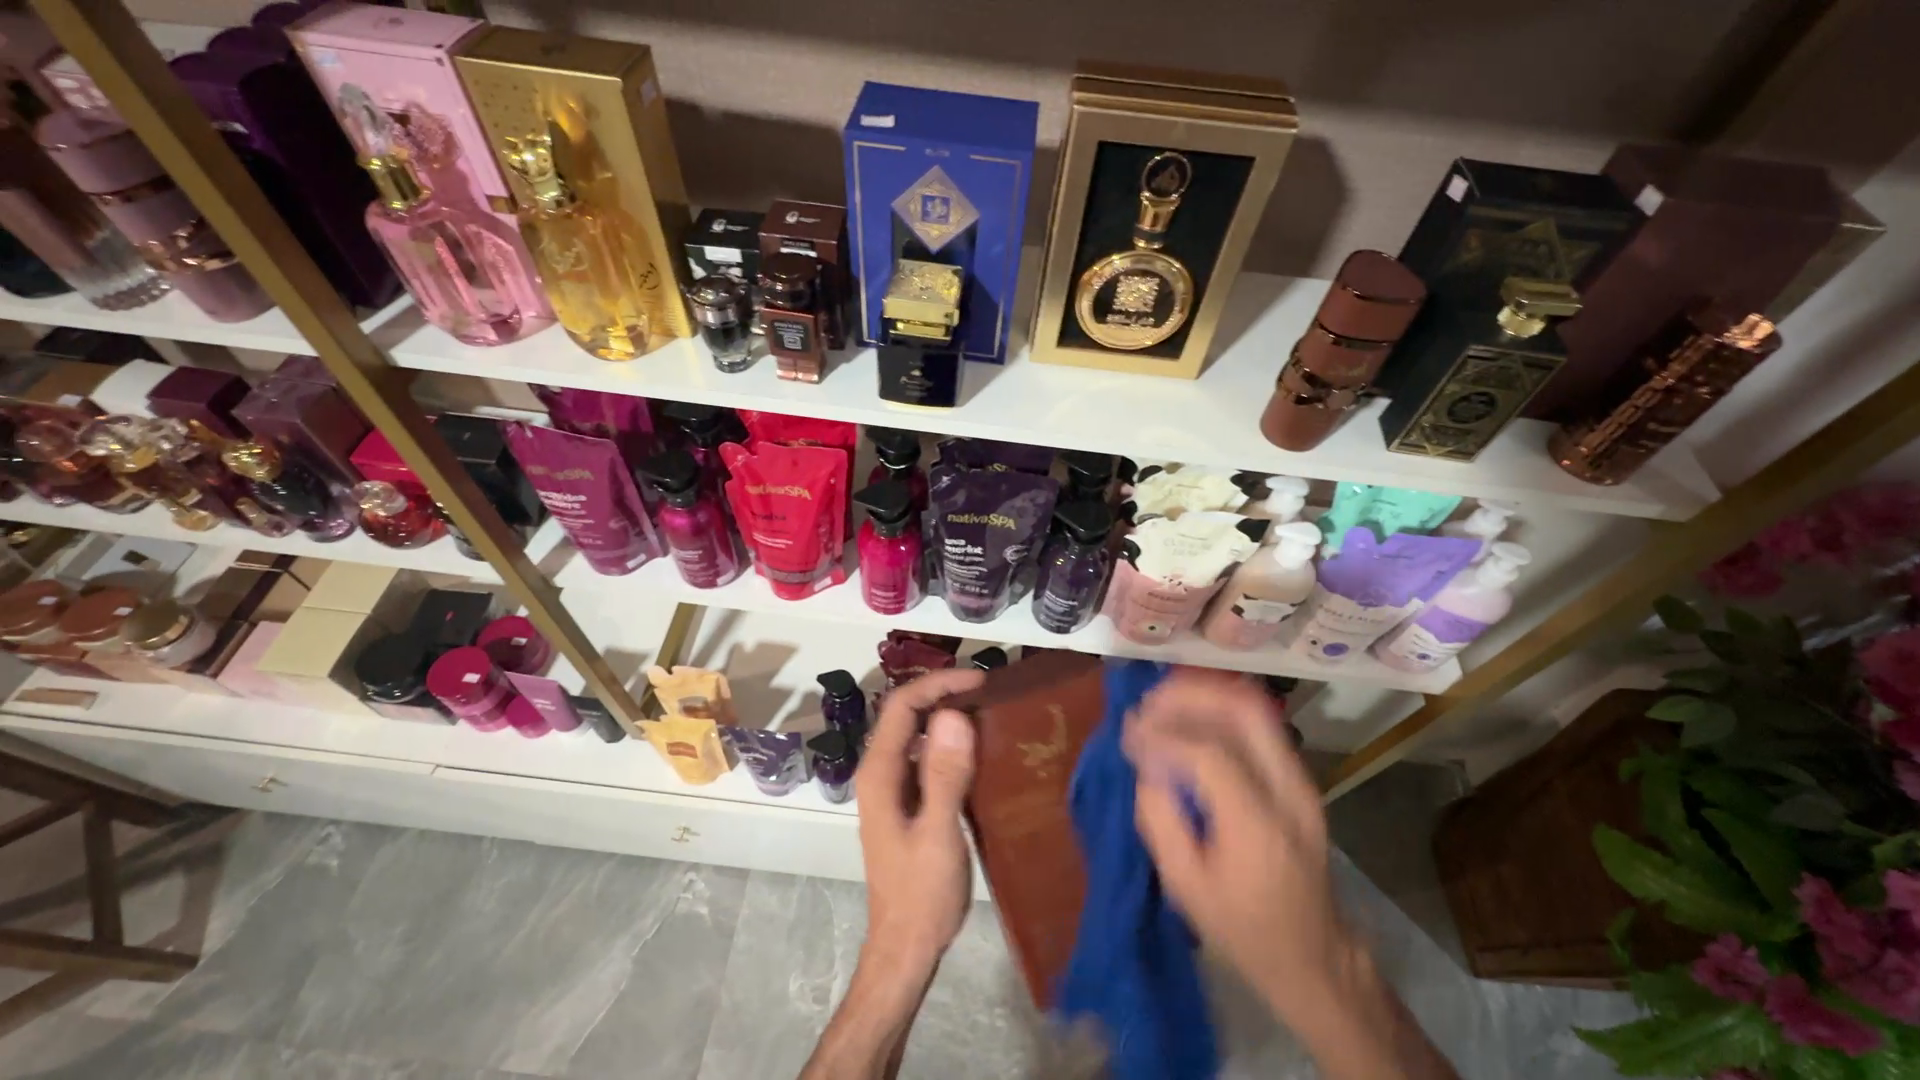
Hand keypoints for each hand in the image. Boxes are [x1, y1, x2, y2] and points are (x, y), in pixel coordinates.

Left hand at [853, 667, 985, 981]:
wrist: (906, 945)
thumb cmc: (921, 893)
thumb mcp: (938, 834)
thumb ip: (944, 775)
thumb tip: (953, 715)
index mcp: (879, 773)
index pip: (901, 706)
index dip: (937, 684)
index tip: (981, 679)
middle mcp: (880, 773)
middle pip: (906, 714)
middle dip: (943, 693)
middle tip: (991, 690)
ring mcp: (893, 788)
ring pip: (916, 734)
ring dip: (947, 716)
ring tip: (991, 710)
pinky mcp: (908, 803)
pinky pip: (926, 758)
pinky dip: (950, 743)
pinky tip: (980, 750)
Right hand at [1123, 670, 1347, 1019]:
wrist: (1313, 955)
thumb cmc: (1242, 928)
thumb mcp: (1186, 886)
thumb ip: (1160, 820)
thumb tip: (1147, 765)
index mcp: (1259, 825)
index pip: (1209, 753)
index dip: (1163, 734)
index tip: (1129, 733)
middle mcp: (1289, 790)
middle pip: (1244, 710)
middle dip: (1189, 695)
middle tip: (1147, 702)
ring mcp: (1301, 781)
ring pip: (1256, 709)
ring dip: (1206, 696)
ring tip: (1163, 702)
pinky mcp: (1299, 780)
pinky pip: (1260, 725)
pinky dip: (1221, 710)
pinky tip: (1189, 718)